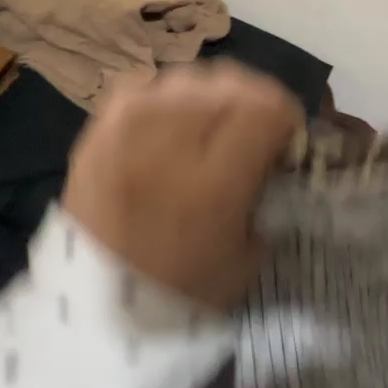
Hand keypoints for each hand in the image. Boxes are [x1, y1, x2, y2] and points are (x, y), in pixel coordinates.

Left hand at [62, 61, 301, 308]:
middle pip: (228, 85)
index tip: (292, 134)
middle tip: (260, 122)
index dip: (288, 115)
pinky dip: (166, 95)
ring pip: (185, 78)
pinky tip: (175, 116)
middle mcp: (167, 149)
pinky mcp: (95, 136)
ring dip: (213, 92)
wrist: (102, 309)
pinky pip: (140, 87)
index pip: (265, 111)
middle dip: (256, 98)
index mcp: (212, 186)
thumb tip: (279, 155)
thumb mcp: (250, 252)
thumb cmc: (188, 289)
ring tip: (218, 116)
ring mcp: (124, 137)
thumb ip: (268, 194)